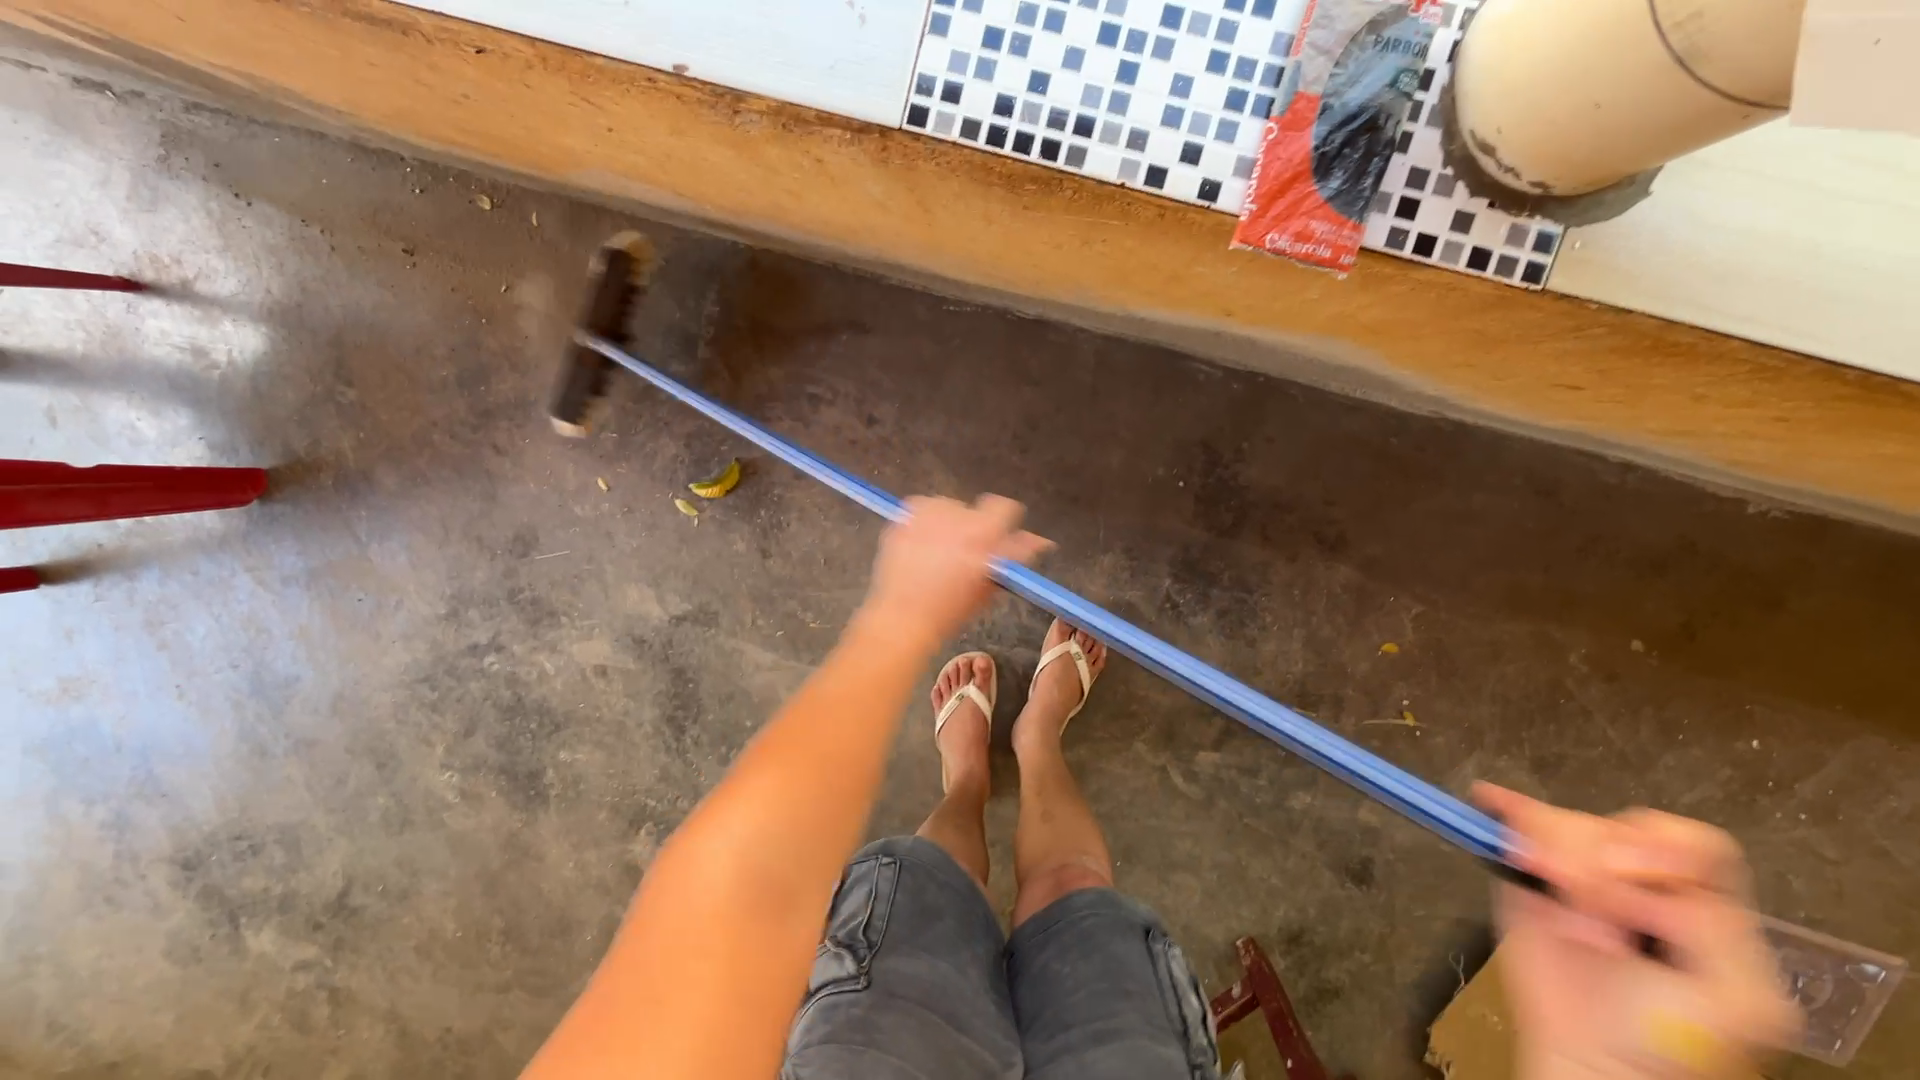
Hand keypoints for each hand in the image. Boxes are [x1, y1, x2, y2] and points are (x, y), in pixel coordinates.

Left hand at [859, 495, 1051, 649]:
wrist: (902, 619)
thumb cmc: (949, 612)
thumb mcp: (988, 588)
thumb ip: (1013, 558)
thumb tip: (1037, 541)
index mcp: (981, 536)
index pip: (1005, 508)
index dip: (1005, 521)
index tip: (998, 537)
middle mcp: (954, 519)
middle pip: (973, 508)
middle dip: (973, 526)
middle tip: (966, 552)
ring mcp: (924, 517)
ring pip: (947, 506)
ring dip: (948, 521)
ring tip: (940, 549)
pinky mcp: (901, 520)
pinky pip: (921, 508)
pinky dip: (925, 520)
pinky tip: (921, 542)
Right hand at [1475, 784, 1800, 1079]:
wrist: (1590, 1062)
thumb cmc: (1670, 1039)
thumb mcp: (1736, 999)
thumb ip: (1712, 927)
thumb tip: (1624, 876)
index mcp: (1697, 902)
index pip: (1694, 844)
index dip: (1661, 849)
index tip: (1629, 877)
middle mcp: (1636, 876)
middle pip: (1618, 828)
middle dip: (1596, 861)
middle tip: (1582, 900)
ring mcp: (1576, 871)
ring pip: (1565, 825)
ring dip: (1552, 856)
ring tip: (1551, 901)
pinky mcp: (1527, 876)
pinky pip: (1517, 825)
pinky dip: (1506, 807)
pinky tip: (1490, 800)